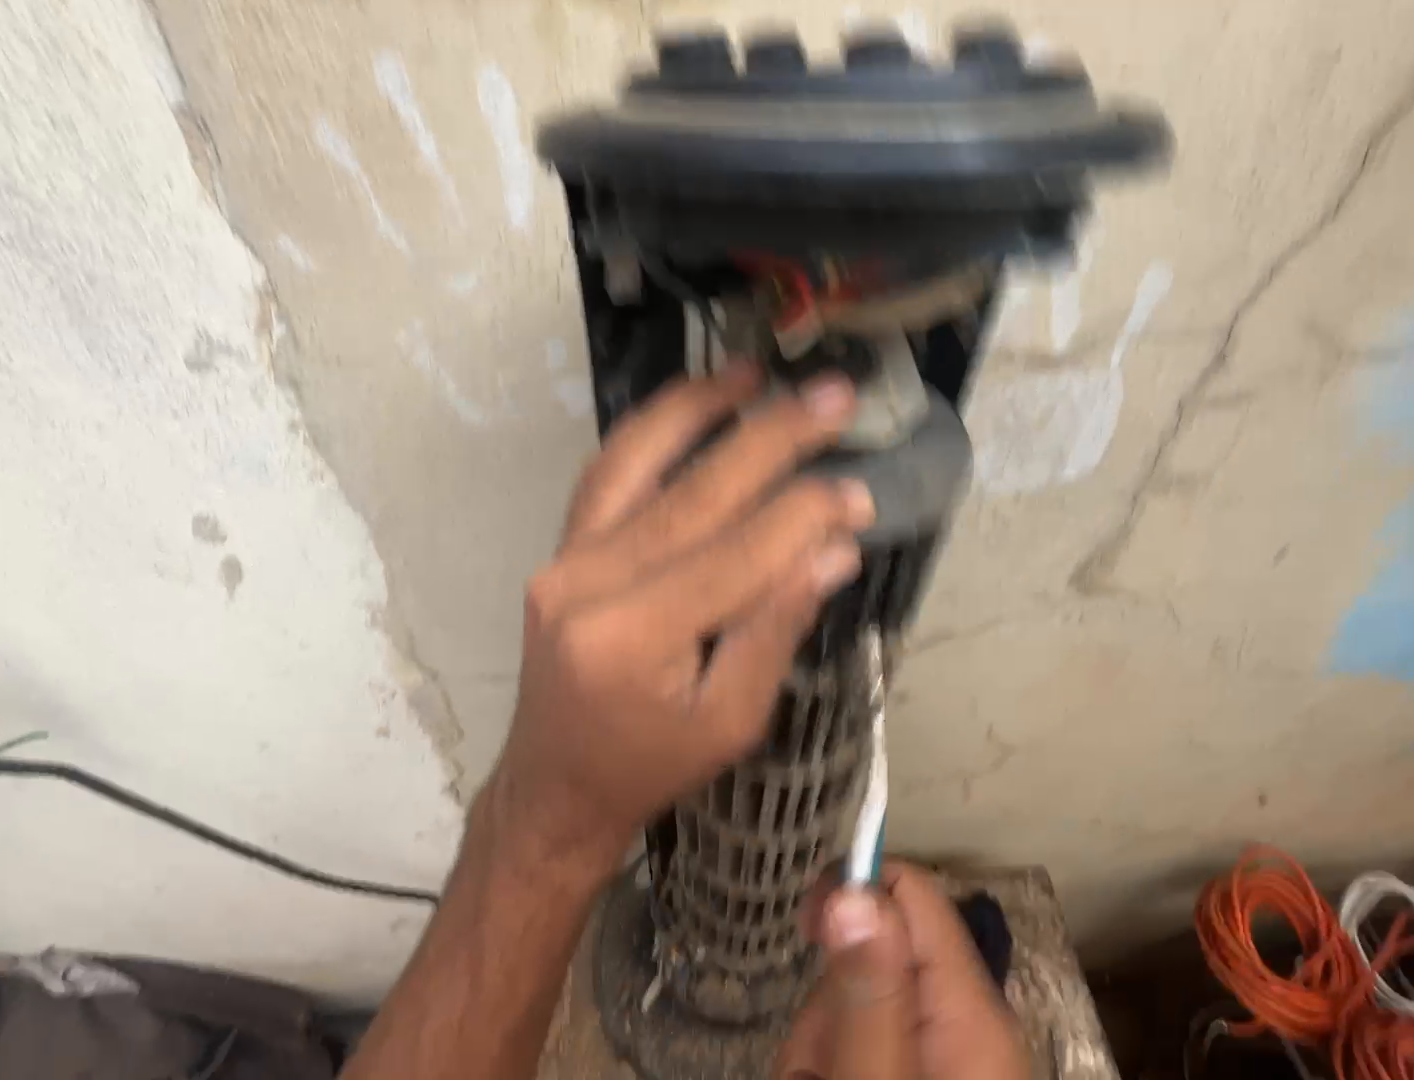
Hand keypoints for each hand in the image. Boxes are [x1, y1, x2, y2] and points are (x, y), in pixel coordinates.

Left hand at [491, 364, 875, 870]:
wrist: (557, 783)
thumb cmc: (650, 765)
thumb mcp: (731, 722)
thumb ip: (775, 630)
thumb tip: (832, 549)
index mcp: (632, 638)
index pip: (734, 555)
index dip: (802, 516)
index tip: (857, 491)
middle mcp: (586, 584)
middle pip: (692, 494)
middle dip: (771, 440)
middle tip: (834, 397)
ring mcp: (561, 562)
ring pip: (634, 463)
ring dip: (696, 408)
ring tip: (752, 371)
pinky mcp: (557, 553)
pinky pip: (603, 477)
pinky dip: (648, 433)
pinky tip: (687, 405)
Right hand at [776, 862, 1030, 1079]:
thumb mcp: (876, 1077)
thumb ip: (869, 988)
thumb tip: (853, 887)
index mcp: (973, 1005)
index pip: (911, 888)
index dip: (852, 888)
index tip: (807, 928)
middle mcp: (969, 1013)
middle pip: (875, 948)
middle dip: (829, 999)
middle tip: (816, 1058)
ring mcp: (951, 1044)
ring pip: (859, 995)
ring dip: (823, 1037)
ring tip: (817, 1075)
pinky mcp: (933, 1063)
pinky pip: (868, 1032)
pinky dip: (834, 1056)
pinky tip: (830, 1076)